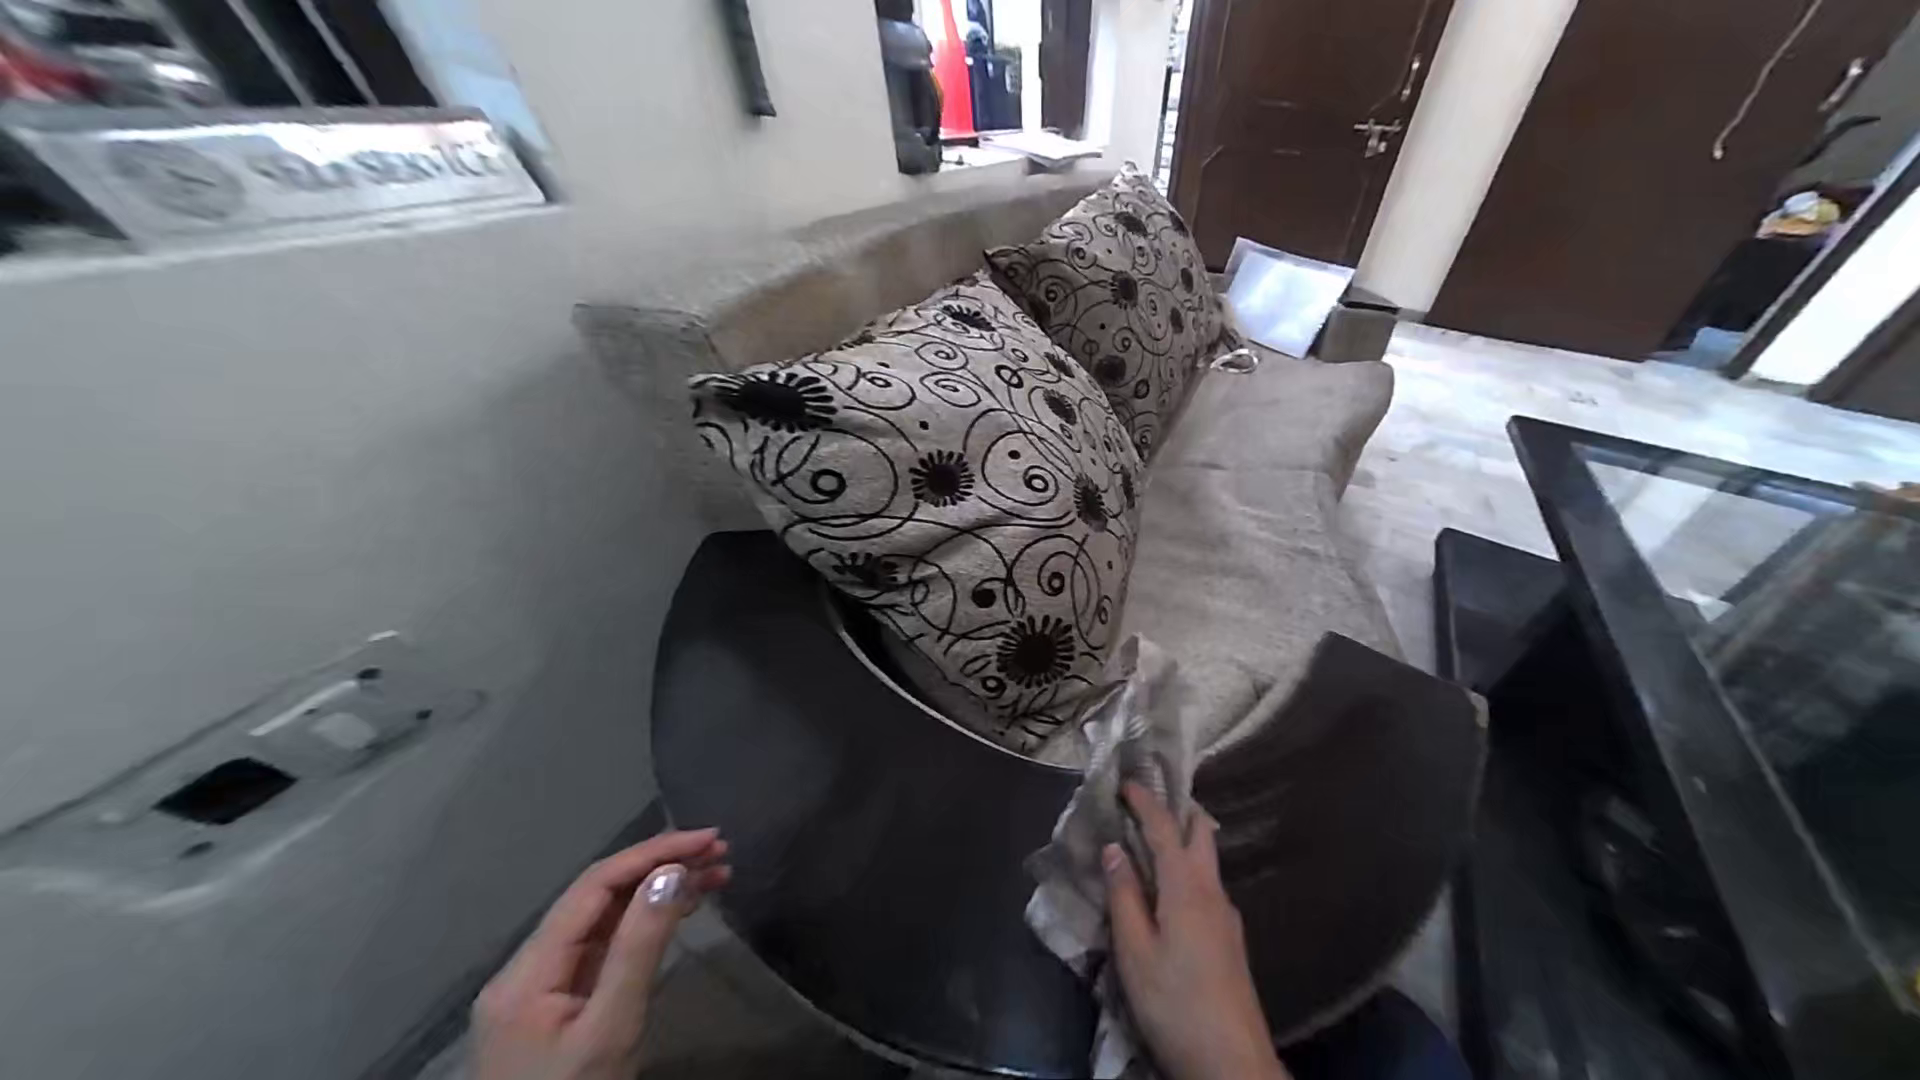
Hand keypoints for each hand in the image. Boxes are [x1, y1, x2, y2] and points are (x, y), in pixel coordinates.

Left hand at [472, 829, 731, 1079]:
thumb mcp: (611, 1030)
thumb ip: (639, 948)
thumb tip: (672, 872)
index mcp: (527, 970)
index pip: (595, 886)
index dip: (653, 853)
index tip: (708, 840)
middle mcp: (529, 967)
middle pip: (601, 896)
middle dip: (661, 866)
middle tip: (720, 851)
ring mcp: (544, 985)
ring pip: (608, 917)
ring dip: (661, 890)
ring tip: (717, 873)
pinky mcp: (563, 1002)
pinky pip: (609, 944)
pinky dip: (649, 922)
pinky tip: (685, 908)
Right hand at [1106, 783, 1289, 1079]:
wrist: (1234, 1067)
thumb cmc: (1175, 1003)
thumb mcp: (1134, 951)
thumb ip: (1123, 895)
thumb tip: (1114, 848)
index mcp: (1186, 886)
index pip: (1165, 827)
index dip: (1145, 800)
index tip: (1126, 781)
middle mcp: (1213, 890)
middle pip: (1202, 832)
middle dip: (1177, 809)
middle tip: (1146, 801)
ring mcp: (1227, 915)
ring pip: (1206, 859)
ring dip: (1181, 839)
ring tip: (1147, 842)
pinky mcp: (1231, 938)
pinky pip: (1207, 884)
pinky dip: (1185, 868)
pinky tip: (1166, 889)